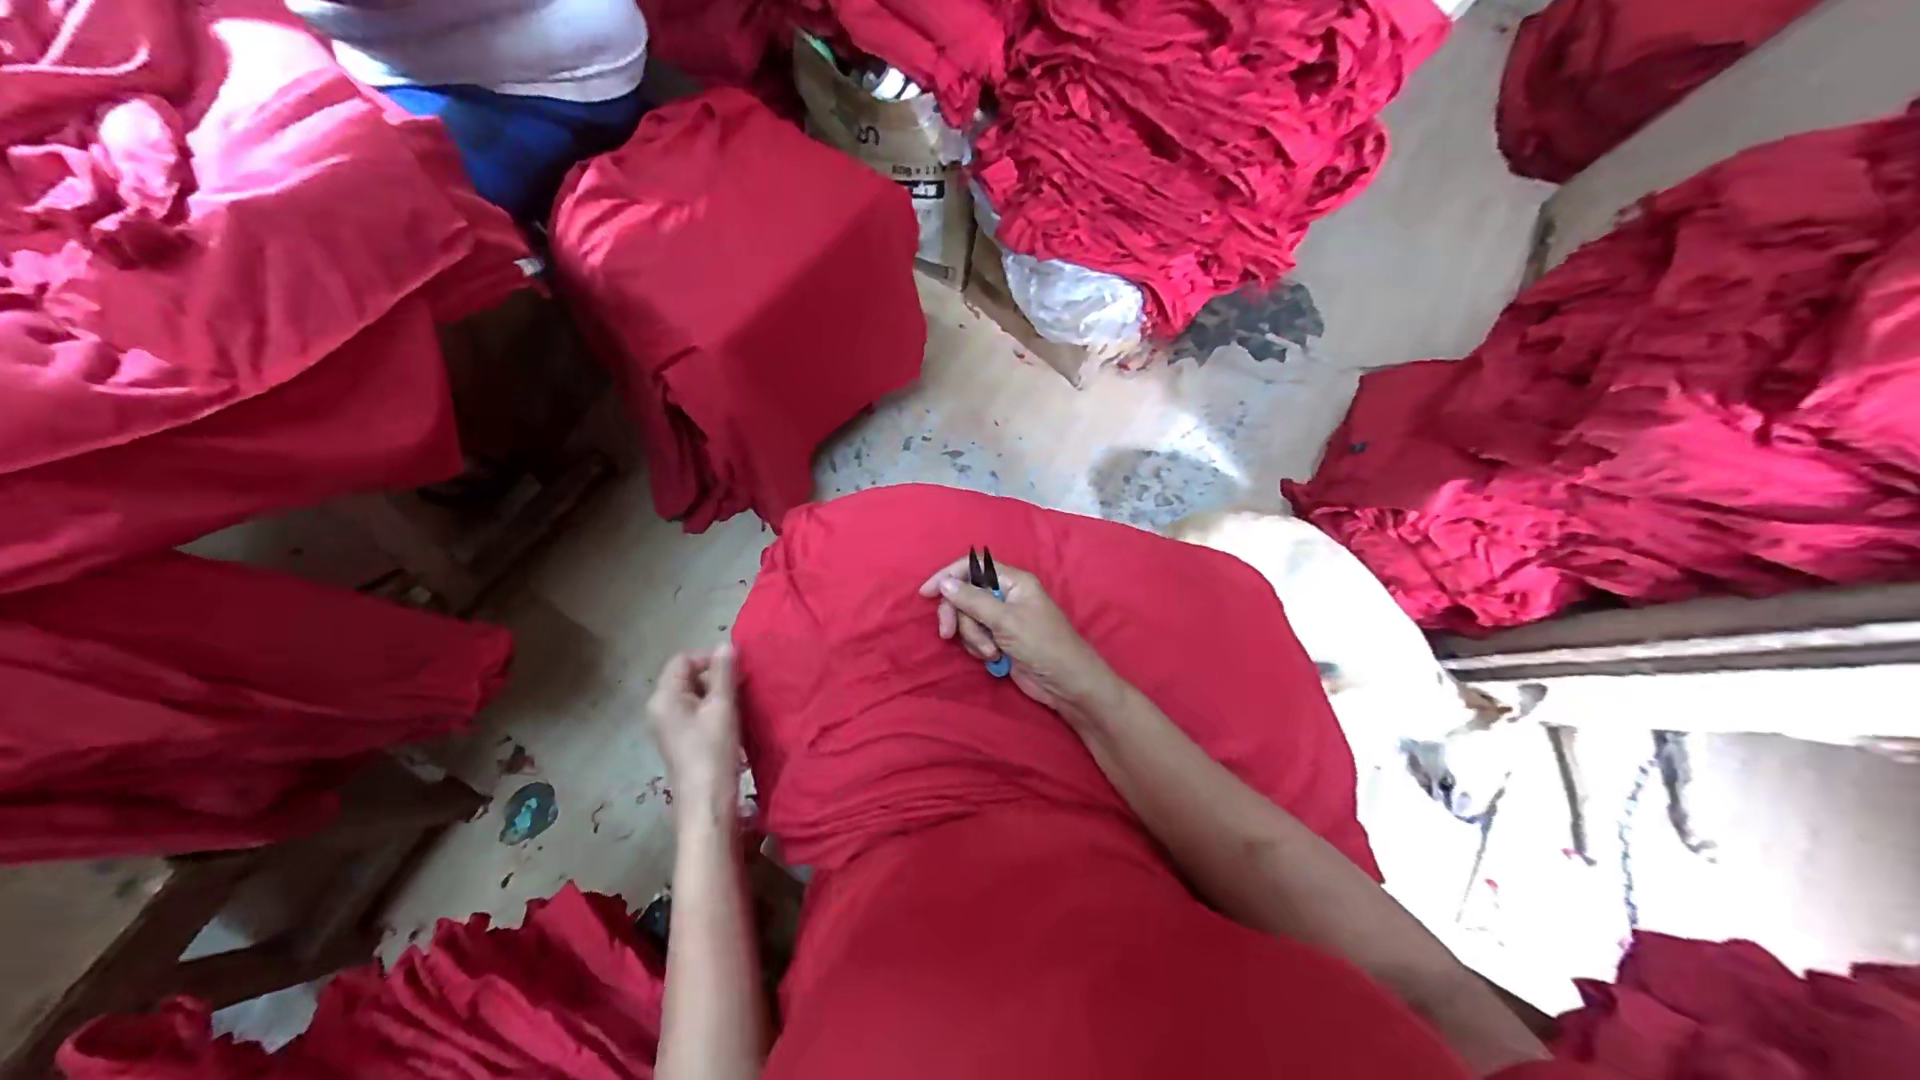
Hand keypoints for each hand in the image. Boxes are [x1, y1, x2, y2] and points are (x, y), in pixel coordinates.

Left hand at [646, 645, 741, 821]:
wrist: (706, 801)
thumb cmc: (712, 750)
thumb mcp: (722, 706)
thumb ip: (724, 673)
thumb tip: (726, 644)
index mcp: (664, 697)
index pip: (684, 659)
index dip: (710, 659)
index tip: (736, 671)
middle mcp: (660, 708)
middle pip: (688, 677)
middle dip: (716, 677)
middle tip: (742, 688)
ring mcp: (668, 726)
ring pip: (694, 696)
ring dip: (718, 695)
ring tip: (740, 705)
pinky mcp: (680, 740)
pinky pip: (696, 713)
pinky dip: (714, 711)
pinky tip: (732, 723)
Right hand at [917, 556, 1121, 721]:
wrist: (1066, 684)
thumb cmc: (1042, 645)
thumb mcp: (1006, 621)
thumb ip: (973, 600)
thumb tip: (944, 582)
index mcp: (1014, 581)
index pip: (974, 566)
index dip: (948, 576)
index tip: (927, 594)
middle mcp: (1007, 595)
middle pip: (965, 594)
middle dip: (958, 615)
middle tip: (948, 633)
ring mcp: (1003, 619)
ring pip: (968, 618)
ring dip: (972, 637)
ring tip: (990, 652)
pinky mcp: (1000, 640)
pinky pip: (975, 636)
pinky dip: (978, 647)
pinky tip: (994, 658)